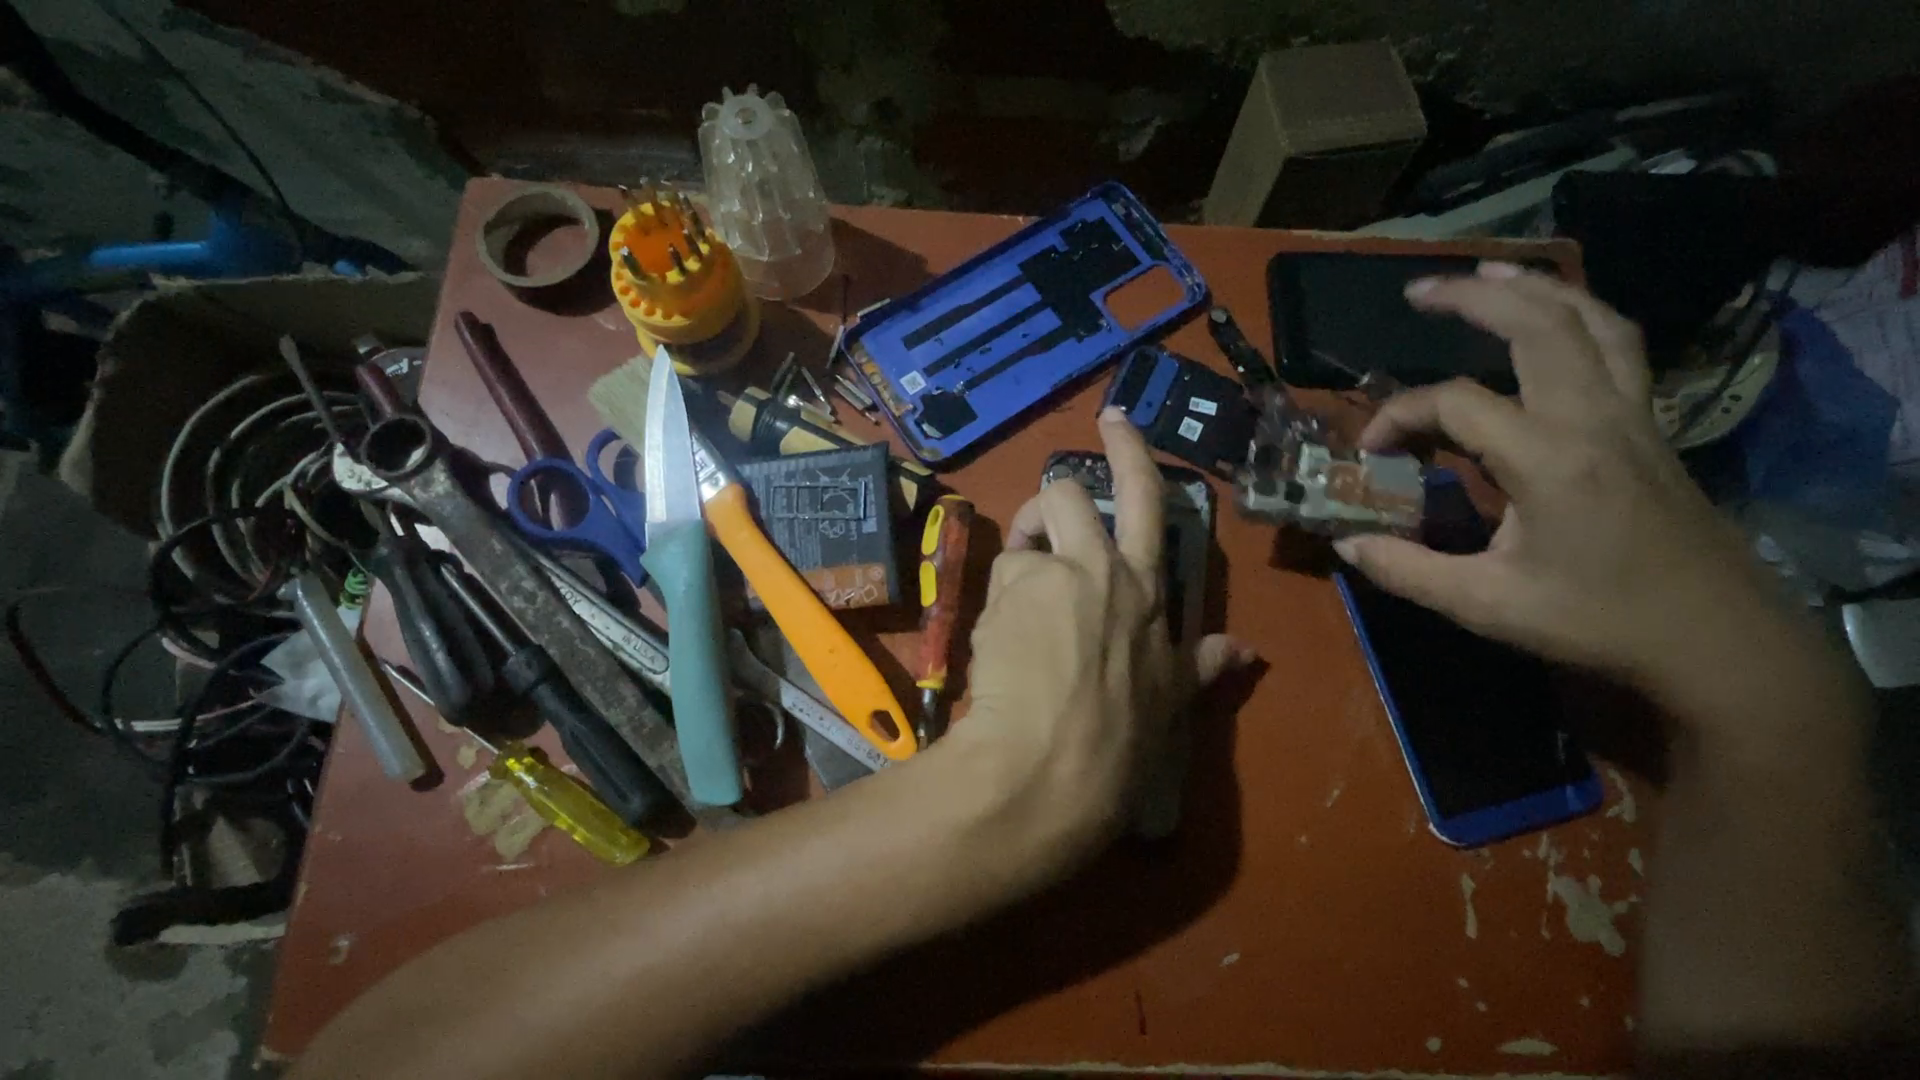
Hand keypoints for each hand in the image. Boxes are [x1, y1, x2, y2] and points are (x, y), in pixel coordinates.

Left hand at [948, 409, 1251, 860]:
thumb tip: (1246, 652)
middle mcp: (1102, 569)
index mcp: (1147, 590)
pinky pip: (1000, 578)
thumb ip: (1203, 667)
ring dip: (1021, 556)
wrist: (1050, 769)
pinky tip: (1003, 646)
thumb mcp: (1172, 701)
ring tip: (1021, 611)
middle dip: (1051, 499)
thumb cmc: (1119, 740)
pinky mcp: (1009, 594)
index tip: (1113, 419)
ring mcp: (1053, 577)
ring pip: (1026, 533)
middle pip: (1067, 491)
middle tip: (1045, 532)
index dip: (1130, 453)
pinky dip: (998, 602)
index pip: (1146, 500)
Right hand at [1335, 263, 1816, 728]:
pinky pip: (1617, 346)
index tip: (1369, 451)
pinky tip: (1553, 319)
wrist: (1716, 638)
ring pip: (1591, 321)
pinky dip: (1580, 316)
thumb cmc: (1597, 620)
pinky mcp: (1649, 426)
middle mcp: (1594, 418)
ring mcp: (1632, 415)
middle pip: (1538, 324)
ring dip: (1537, 288)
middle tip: (1419, 289)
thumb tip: (1345, 543)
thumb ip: (1407, 570)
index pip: (1456, 403)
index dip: (1398, 416)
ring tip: (1488, 272)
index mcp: (1549, 458)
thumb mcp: (1486, 605)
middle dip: (1474, 296)